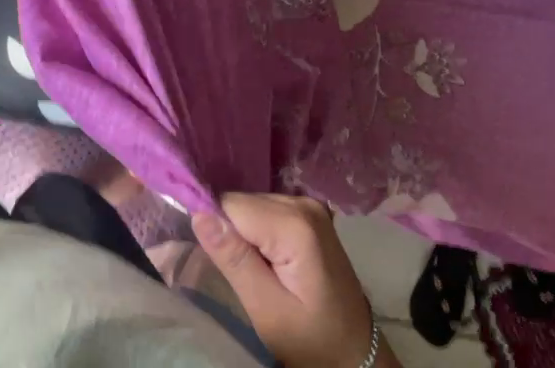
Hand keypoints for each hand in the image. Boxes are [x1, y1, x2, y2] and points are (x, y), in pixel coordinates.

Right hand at [192, 194, 386, 367]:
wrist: (356, 353)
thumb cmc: (311, 340)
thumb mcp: (267, 309)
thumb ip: (234, 259)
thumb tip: (198, 214)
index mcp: (295, 225)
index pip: (230, 205)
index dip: (218, 231)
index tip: (225, 264)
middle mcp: (303, 203)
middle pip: (241, 202)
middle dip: (233, 234)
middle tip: (248, 275)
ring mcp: (309, 206)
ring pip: (249, 205)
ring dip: (245, 235)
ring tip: (260, 270)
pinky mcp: (309, 214)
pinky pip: (264, 211)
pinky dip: (258, 233)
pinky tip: (270, 259)